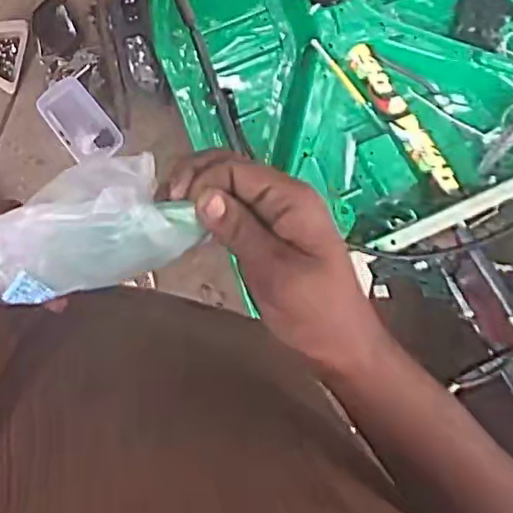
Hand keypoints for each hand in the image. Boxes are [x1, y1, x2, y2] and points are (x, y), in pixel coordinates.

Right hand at [162, 151, 377, 370]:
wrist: (346, 348)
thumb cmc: (316, 314)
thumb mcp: (275, 274)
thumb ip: (240, 231)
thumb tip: (201, 197)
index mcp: (291, 198)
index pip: (233, 168)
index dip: (200, 181)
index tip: (175, 208)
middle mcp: (283, 193)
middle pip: (228, 163)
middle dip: (192, 175)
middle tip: (165, 203)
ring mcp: (275, 207)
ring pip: (226, 178)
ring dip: (195, 186)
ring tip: (171, 208)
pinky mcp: (266, 223)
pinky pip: (230, 199)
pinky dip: (206, 203)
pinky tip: (190, 219)